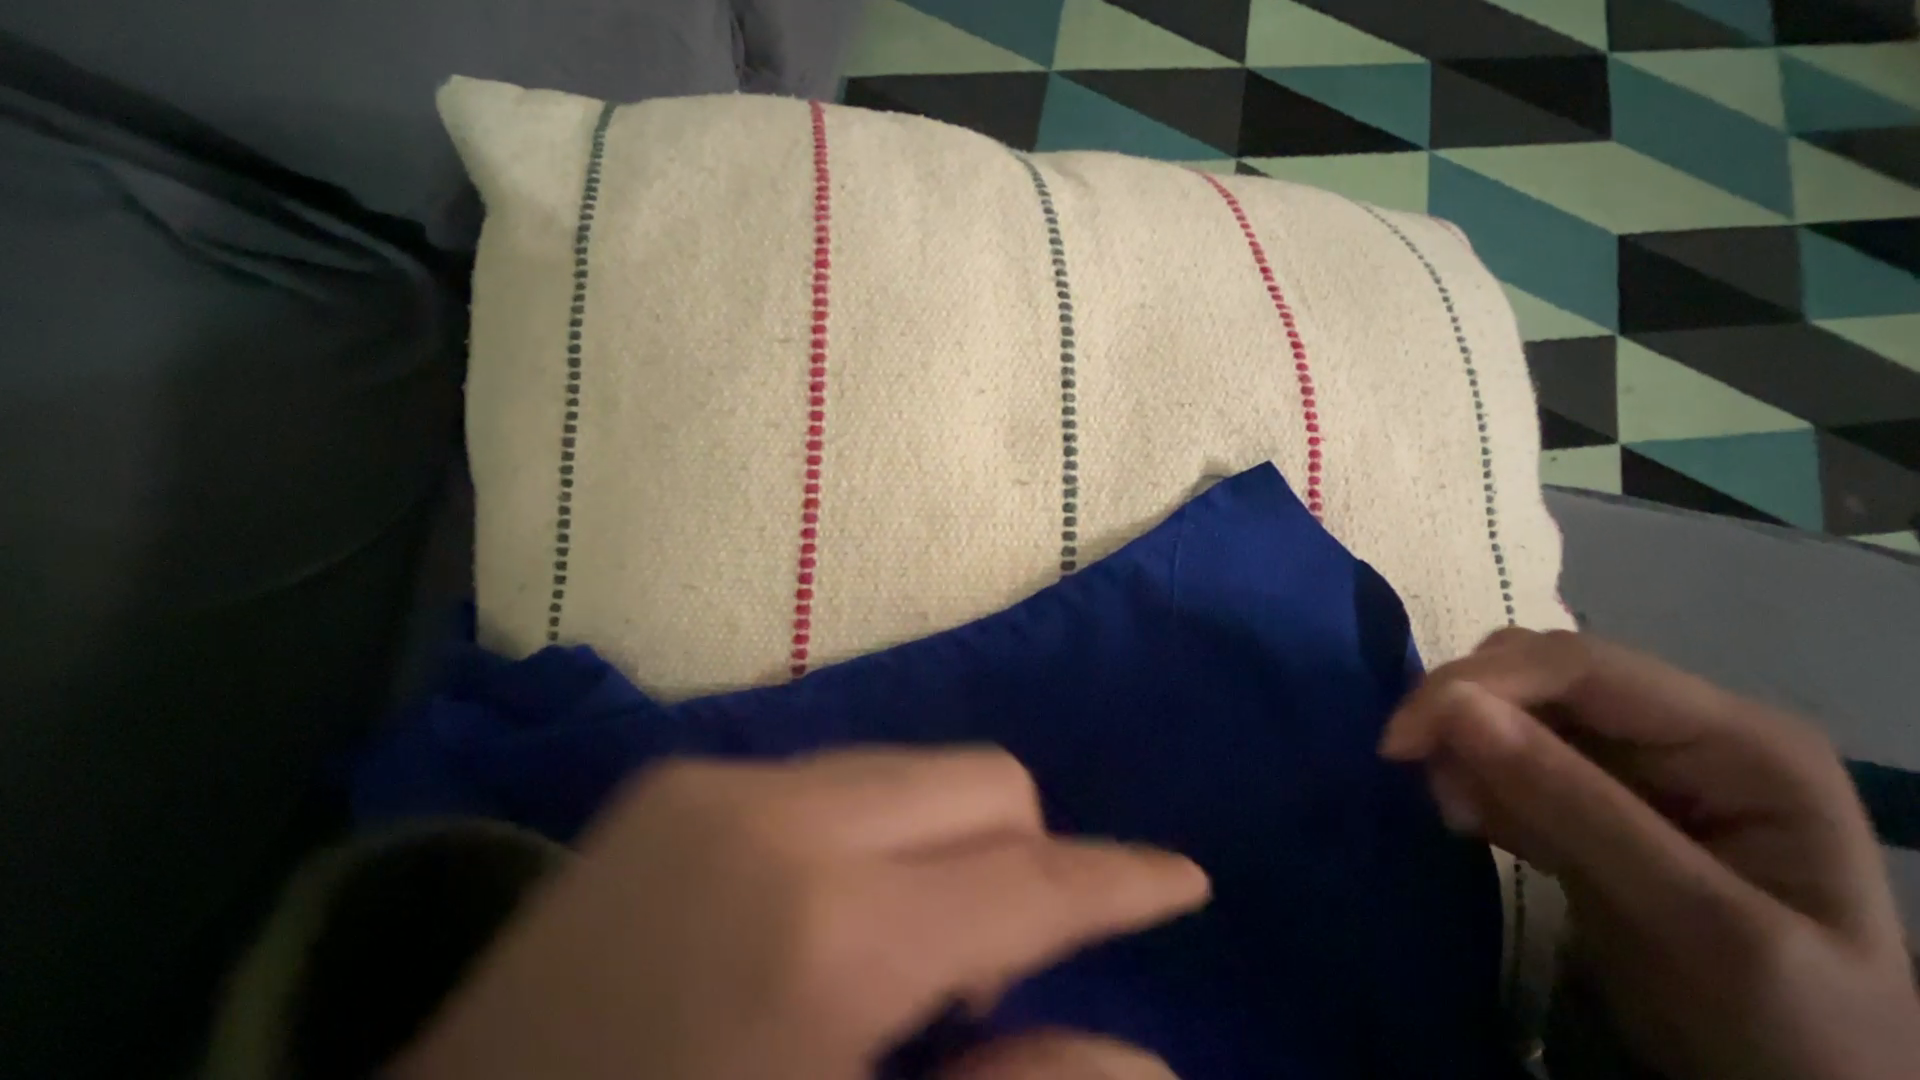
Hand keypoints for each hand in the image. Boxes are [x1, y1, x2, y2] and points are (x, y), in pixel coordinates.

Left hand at [390, 747, 1206, 1079]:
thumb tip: (1146, 1057)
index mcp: (833, 928)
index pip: (1033, 875)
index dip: (1124, 882)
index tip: (1184, 879)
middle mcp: (779, 814)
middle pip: (982, 781)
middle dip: (1023, 862)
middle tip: (982, 974)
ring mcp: (713, 783)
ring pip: (907, 770)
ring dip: (941, 848)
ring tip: (893, 955)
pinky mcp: (667, 782)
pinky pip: (827, 778)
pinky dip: (864, 834)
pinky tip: (813, 920)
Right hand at [1381, 629, 1919, 1079]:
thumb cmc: (1790, 1027)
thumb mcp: (1696, 926)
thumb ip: (1577, 810)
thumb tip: (1453, 708)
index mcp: (1740, 741)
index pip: (1581, 668)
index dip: (1477, 685)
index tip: (1397, 742)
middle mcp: (1689, 733)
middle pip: (1542, 677)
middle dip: (1467, 715)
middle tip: (1428, 784)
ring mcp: (1645, 768)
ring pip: (1517, 712)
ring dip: (1465, 750)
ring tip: (1459, 816)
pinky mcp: (1602, 803)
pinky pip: (1514, 761)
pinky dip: (1476, 782)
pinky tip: (1475, 824)